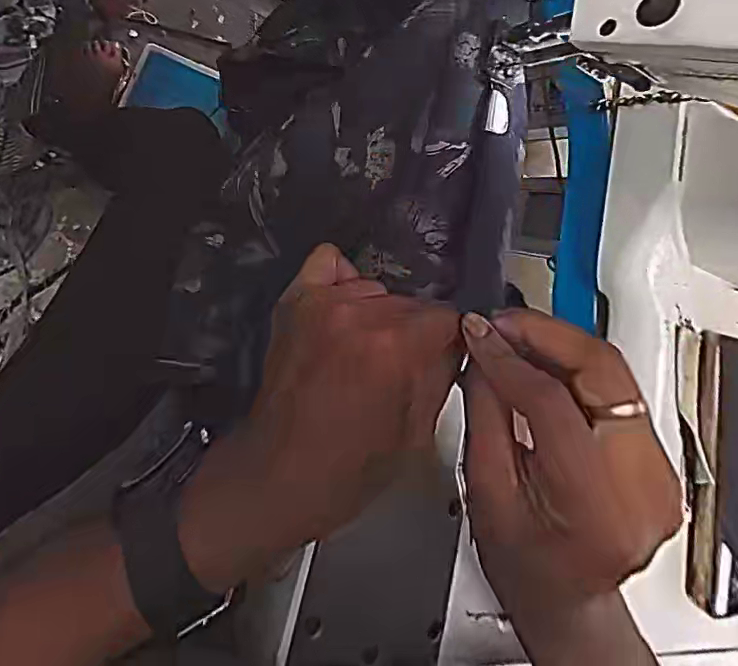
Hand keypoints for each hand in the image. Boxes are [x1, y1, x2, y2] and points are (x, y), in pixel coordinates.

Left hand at [180, 244, 461, 588]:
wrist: (279, 475)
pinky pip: (330, 262)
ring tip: (364, 349)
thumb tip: (457, 342)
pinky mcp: (295, 302)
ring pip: (377, 288)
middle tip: (400, 364)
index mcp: (394, 348)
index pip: (446, 315)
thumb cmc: (347, 468)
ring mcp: (323, 304)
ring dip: (379, 313)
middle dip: (415, 331)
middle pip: (411, 302)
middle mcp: (359, 316)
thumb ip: (444, 373)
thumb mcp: (416, 431)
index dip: (449, 338)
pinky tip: (343, 313)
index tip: (443, 353)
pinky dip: (342, 281)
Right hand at [460, 310, 680, 636]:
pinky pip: (619, 388)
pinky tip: (547, 360)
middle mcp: (641, 486)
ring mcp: (659, 471)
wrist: (566, 599)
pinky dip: (579, 366)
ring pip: (614, 371)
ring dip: (562, 344)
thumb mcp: (485, 489)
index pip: (551, 401)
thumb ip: (486, 410)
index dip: (509, 358)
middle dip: (546, 334)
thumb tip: (486, 349)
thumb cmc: (526, 566)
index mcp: (595, 505)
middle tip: (505, 322)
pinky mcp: (660, 456)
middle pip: (601, 370)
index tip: (482, 333)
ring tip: (520, 336)